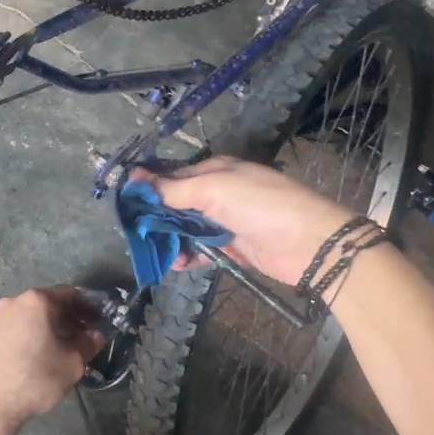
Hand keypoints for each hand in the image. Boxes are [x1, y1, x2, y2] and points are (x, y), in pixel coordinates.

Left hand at [0, 287, 105, 434]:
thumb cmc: (34, 379)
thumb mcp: (72, 364)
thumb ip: (88, 344)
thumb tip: (95, 335)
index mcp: (36, 301)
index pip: (69, 294)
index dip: (88, 306)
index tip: (100, 320)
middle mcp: (13, 302)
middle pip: (48, 304)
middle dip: (68, 318)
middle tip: (84, 336)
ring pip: (30, 317)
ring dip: (48, 328)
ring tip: (62, 348)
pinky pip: (15, 329)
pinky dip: (30, 335)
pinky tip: (37, 355)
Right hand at [141, 157, 358, 284]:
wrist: (309, 243)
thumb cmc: (260, 205)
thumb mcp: (213, 190)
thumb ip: (173, 189)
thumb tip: (135, 179)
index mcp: (214, 171)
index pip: (172, 176)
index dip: (148, 188)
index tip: (124, 202)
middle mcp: (218, 193)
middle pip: (175, 204)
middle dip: (155, 218)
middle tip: (134, 233)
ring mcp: (224, 221)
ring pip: (185, 229)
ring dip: (168, 240)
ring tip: (154, 252)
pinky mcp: (231, 247)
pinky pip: (200, 250)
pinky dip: (186, 256)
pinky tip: (175, 264)